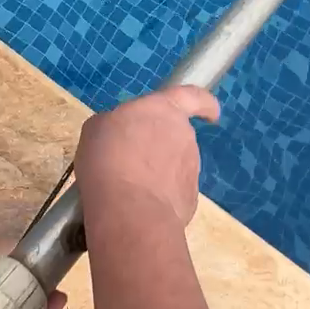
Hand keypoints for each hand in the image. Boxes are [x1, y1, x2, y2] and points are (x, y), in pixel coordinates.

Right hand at [74, 85, 219, 227]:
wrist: (127, 211)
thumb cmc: (108, 157)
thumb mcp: (98, 127)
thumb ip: (117, 124)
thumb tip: (122, 136)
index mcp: (164, 110)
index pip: (193, 97)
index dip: (203, 102)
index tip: (211, 112)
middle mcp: (184, 136)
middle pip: (175, 136)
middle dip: (158, 147)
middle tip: (129, 160)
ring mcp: (191, 170)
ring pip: (174, 167)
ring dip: (156, 173)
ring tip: (126, 188)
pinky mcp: (190, 200)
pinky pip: (172, 193)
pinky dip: (159, 198)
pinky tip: (136, 207)